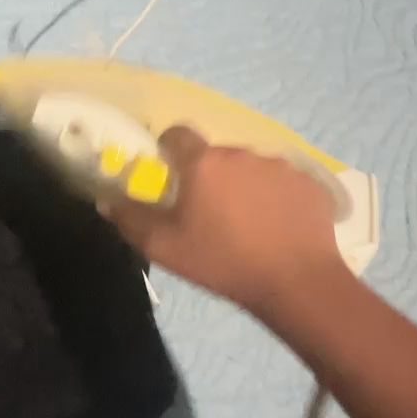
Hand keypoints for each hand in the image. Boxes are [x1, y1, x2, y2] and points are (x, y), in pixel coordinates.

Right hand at [102, 126, 348, 312]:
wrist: (298, 284)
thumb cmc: (222, 262)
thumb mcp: (164, 247)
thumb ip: (131, 218)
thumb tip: (107, 200)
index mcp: (203, 163)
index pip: (177, 133)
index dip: (168, 149)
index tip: (168, 175)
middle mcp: (241, 153)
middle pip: (214, 155)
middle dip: (206, 176)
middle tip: (205, 213)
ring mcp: (280, 166)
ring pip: (248, 167)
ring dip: (240, 186)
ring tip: (244, 223)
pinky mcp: (310, 183)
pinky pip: (280, 182)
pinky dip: (272, 197)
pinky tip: (274, 227)